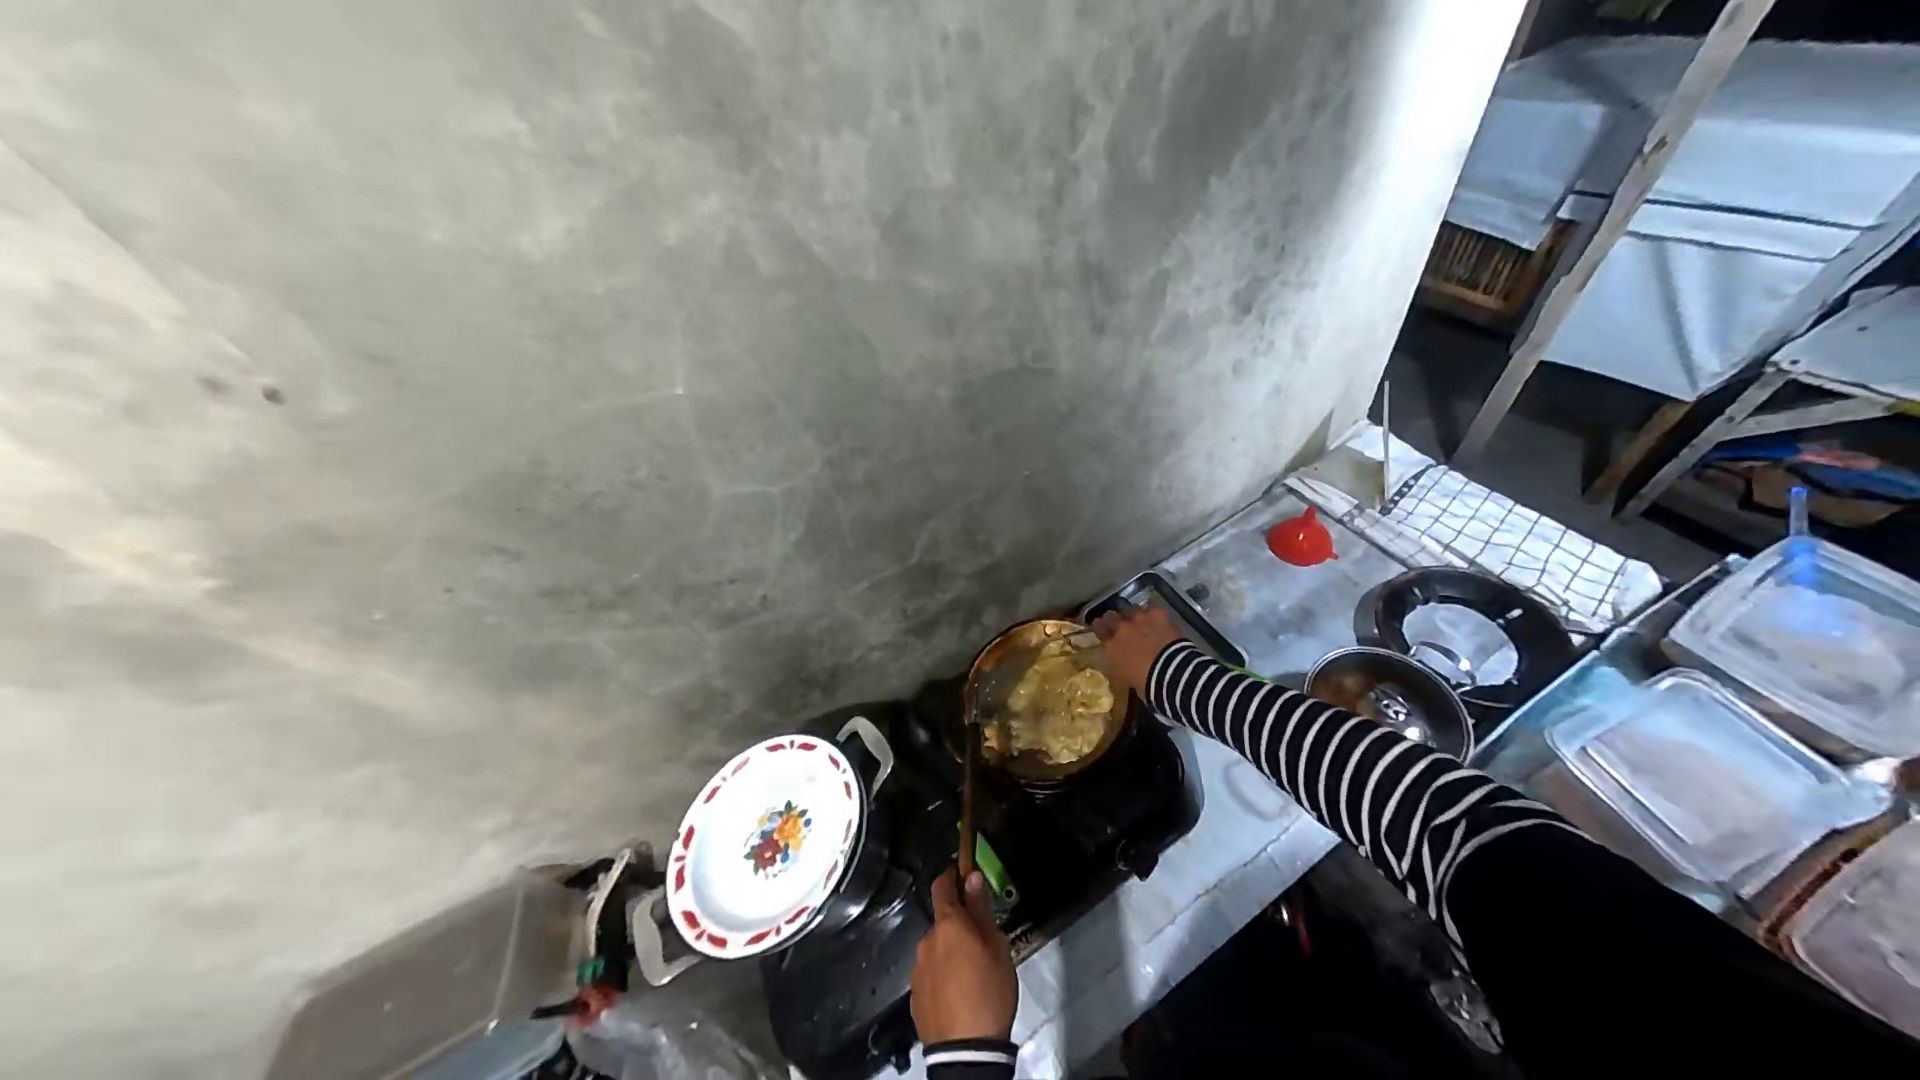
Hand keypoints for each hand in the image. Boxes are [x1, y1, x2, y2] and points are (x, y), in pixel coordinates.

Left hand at [911, 869, 1016, 1042]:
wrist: (966, 1051)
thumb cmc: (989, 991)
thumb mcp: (996, 948)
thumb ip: (981, 910)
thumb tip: (972, 876)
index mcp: (948, 925)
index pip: (942, 886)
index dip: (952, 876)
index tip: (963, 875)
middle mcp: (926, 940)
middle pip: (941, 922)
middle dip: (957, 925)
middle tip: (980, 942)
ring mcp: (917, 969)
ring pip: (936, 949)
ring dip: (949, 951)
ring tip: (971, 973)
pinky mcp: (914, 994)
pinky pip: (930, 974)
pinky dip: (942, 975)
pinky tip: (957, 993)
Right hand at [1092, 606, 1183, 701]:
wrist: (1169, 672)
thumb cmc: (1145, 681)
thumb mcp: (1123, 675)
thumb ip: (1116, 661)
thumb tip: (1117, 656)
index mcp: (1111, 645)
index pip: (1098, 629)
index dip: (1099, 627)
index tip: (1101, 628)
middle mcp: (1121, 628)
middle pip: (1110, 616)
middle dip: (1113, 619)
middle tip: (1118, 623)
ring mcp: (1138, 618)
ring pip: (1130, 610)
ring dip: (1133, 615)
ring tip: (1140, 621)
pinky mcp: (1156, 613)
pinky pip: (1152, 609)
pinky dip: (1154, 615)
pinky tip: (1158, 619)